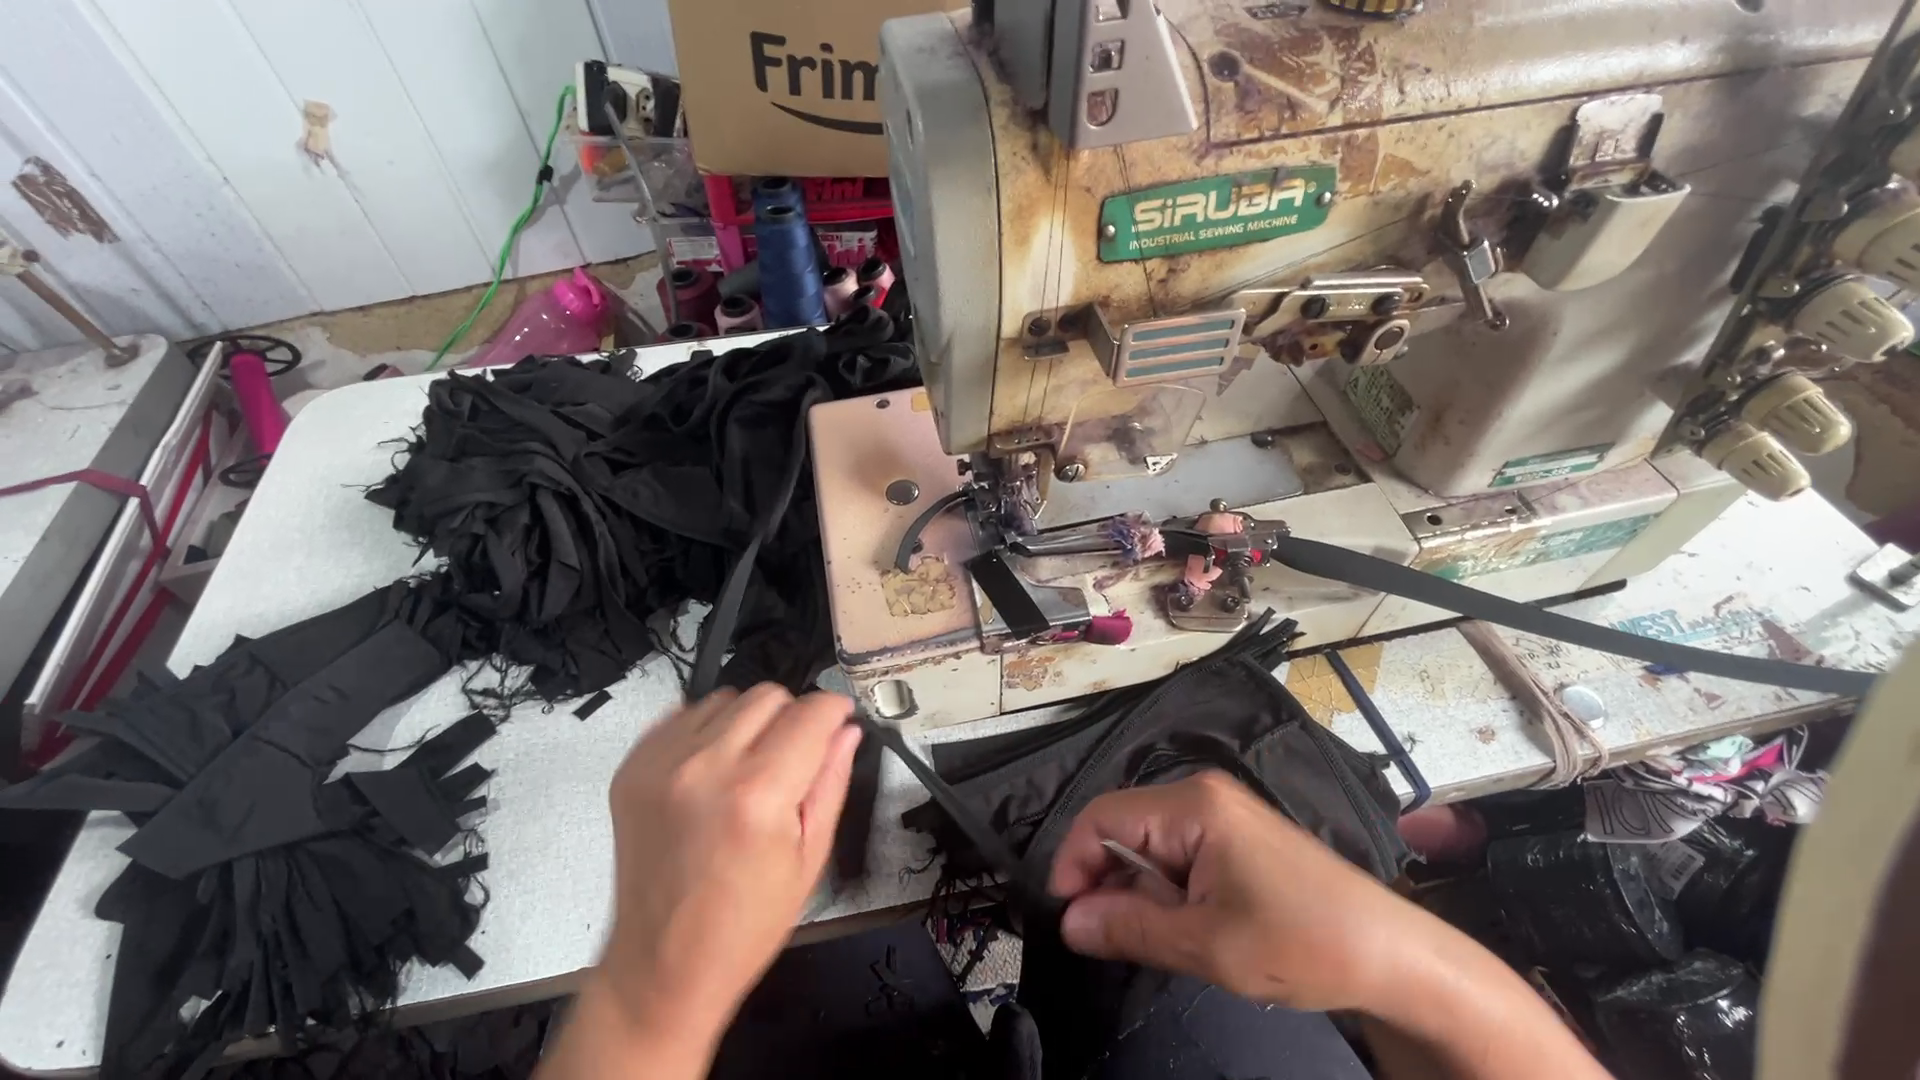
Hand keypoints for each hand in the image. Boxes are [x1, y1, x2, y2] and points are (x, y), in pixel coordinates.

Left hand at [598, 685, 862, 1033]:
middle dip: (793, 717)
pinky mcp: (633, 769)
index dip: (834, 711)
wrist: (661, 967)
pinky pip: (684, 715)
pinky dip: (707, 732)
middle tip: (794, 758)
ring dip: (749, 722)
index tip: (840, 718)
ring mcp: (662, 765)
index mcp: (758, 795)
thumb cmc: (742, 926)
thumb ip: (831, 782)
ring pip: (727, 698)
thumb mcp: (810, 858)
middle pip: (768, 695)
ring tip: (749, 769)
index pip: (811, 713)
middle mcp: (705, 768)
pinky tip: (714, 772)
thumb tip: (846, 731)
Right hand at [1048, 770, 1420, 1011]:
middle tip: (1111, 940)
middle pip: (1123, 828)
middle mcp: (1202, 795)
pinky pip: (1177, 854)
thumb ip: (1129, 928)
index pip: (1101, 817)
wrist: (1394, 956)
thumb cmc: (1302, 943)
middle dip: (1107, 882)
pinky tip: (1185, 928)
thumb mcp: (1206, 945)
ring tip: (1161, 940)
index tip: (1066, 918)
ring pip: (1148, 845)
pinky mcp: (1236, 837)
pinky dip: (1166, 891)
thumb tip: (1068, 923)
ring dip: (1139, 891)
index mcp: (1193, 805)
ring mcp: (1222, 814)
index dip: (1073, 864)